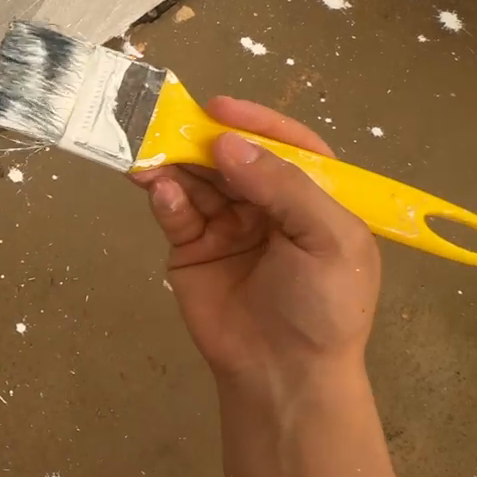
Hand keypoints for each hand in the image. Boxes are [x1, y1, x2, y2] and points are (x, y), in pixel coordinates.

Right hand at [130, 97, 380, 401]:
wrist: (282, 370)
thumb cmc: (323, 305)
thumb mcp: (326, 240)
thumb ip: (282, 187)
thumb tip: (226, 143)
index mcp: (314, 199)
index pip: (286, 148)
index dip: (255, 123)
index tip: (217, 107)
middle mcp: (267, 205)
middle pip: (231, 159)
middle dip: (201, 142)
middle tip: (167, 126)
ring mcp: (226, 225)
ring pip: (196, 180)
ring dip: (173, 165)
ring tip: (150, 155)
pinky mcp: (190, 245)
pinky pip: (175, 211)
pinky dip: (164, 197)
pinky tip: (158, 190)